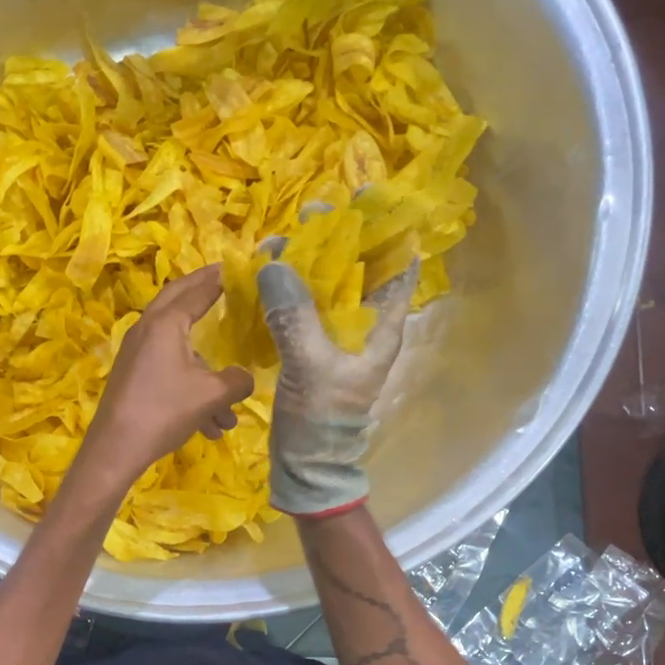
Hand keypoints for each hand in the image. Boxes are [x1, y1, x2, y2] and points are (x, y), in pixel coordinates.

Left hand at [79, 264, 254, 483]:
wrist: (114, 449)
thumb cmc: (163, 411)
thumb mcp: (211, 396)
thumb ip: (236, 381)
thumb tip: (244, 379)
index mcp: (165, 323)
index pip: (198, 290)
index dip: (220, 278)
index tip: (239, 268)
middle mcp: (147, 330)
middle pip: (179, 302)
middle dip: (204, 293)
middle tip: (225, 281)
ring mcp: (136, 354)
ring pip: (180, 353)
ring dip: (207, 376)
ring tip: (229, 410)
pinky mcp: (132, 377)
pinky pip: (169, 374)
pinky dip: (191, 392)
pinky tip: (210, 428)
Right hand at [258, 242, 415, 517]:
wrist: (307, 467)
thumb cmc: (321, 419)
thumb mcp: (311, 365)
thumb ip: (296, 315)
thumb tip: (275, 263)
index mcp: (382, 326)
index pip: (398, 264)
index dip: (387, 228)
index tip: (366, 197)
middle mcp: (365, 326)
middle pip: (358, 270)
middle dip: (335, 240)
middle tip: (305, 217)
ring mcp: (336, 340)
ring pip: (325, 289)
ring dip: (304, 265)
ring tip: (275, 244)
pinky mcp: (310, 353)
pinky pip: (301, 311)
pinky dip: (287, 292)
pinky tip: (266, 281)